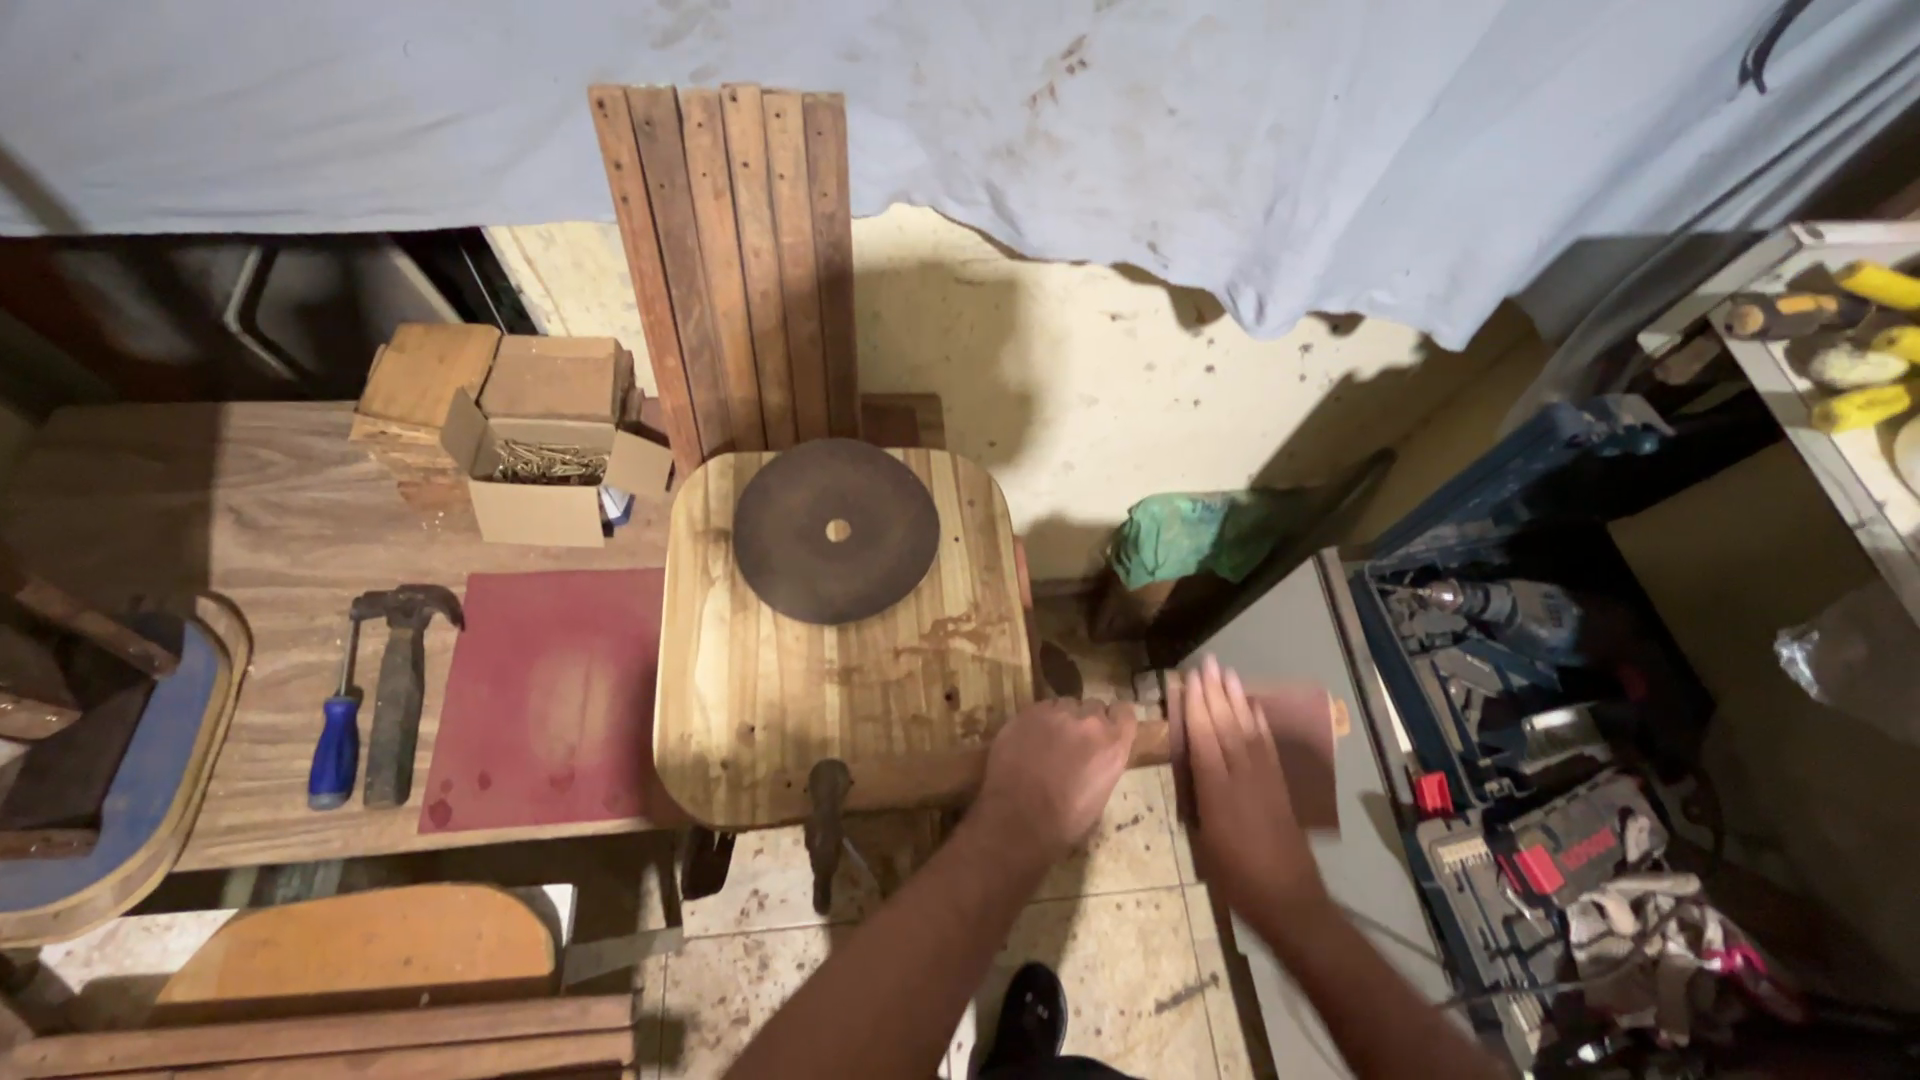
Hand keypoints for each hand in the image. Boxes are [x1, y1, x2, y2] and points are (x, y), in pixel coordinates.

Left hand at [969, 697, 1137, 867]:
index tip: (1108, 730)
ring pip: (1065, 704)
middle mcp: (1088, 722)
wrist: (1018, 821)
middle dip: (1087, 720)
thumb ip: (1104, 762)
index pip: (1125, 712)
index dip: (1115, 720)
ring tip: (1049, 741)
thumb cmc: (1064, 822)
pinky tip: (1029, 741)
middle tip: (1075, 742)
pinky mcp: (1027, 713)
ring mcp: (1056, 714)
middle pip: (1093, 706)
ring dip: (1062, 719)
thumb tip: (1096, 754)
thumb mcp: (1101, 794)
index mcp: (1112, 744)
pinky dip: (1038, 721)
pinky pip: (1040, 709)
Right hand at [1183, 655, 1330, 924]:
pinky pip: (1269, 748)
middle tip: (1209, 664)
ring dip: (1238, 701)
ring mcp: (1265, 781)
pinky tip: (1254, 709)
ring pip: (1249, 731)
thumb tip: (1190, 771)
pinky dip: (1261, 725)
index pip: (1204, 740)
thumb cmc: (1236, 880)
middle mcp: (1243, 779)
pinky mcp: (1281, 788)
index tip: (1190, 680)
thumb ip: (1199, 802)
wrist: (1290, 902)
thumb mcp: (1204, 843)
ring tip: (1229, 675)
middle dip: (1216, 694)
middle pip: (1227, 727)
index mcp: (1218, 793)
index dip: (1196, 708)